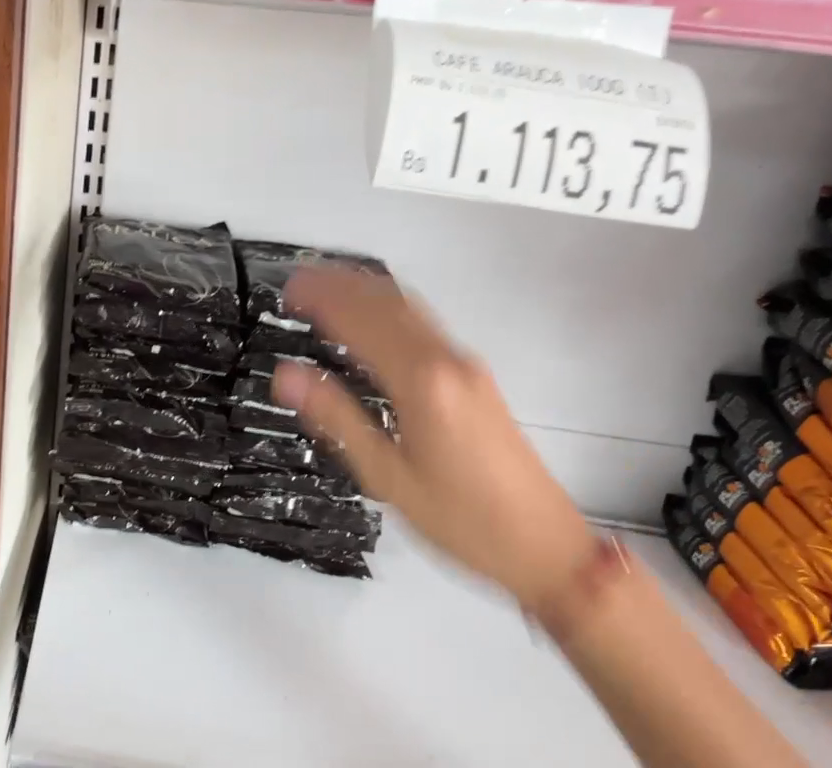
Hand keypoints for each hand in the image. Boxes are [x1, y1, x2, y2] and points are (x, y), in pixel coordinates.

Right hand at [271, 267, 591, 608]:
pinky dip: (389, 307)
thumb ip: (337, 418)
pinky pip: (423, 322)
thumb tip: (286, 375)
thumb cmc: (461, 521)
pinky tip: (373, 317)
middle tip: (298, 283)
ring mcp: (466, 365)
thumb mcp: (387, 476)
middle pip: (387, 302)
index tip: (290, 291)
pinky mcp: (475, 376)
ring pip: (408, 306)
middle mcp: (446, 360)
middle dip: (340, 284)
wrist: (545, 546)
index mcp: (422, 383)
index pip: (362, 321)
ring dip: (365, 290)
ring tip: (327, 287)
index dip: (323, 298)